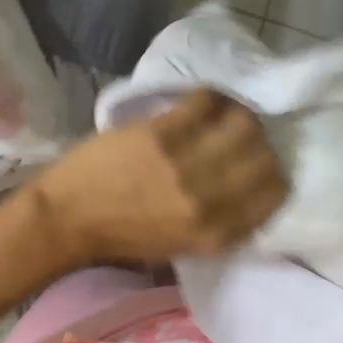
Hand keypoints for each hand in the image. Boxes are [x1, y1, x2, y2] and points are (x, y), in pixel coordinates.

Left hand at [32, 89, 288, 266]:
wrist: (67, 219)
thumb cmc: (123, 236)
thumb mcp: (184, 245)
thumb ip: (221, 224)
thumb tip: (251, 190)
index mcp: (215, 234)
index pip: (274, 195)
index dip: (275, 173)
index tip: (262, 162)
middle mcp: (208, 202)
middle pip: (265, 156)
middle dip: (262, 142)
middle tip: (247, 134)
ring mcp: (185, 165)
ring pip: (244, 124)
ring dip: (241, 114)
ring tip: (227, 114)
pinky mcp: (160, 134)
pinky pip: (205, 102)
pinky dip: (211, 97)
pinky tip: (203, 101)